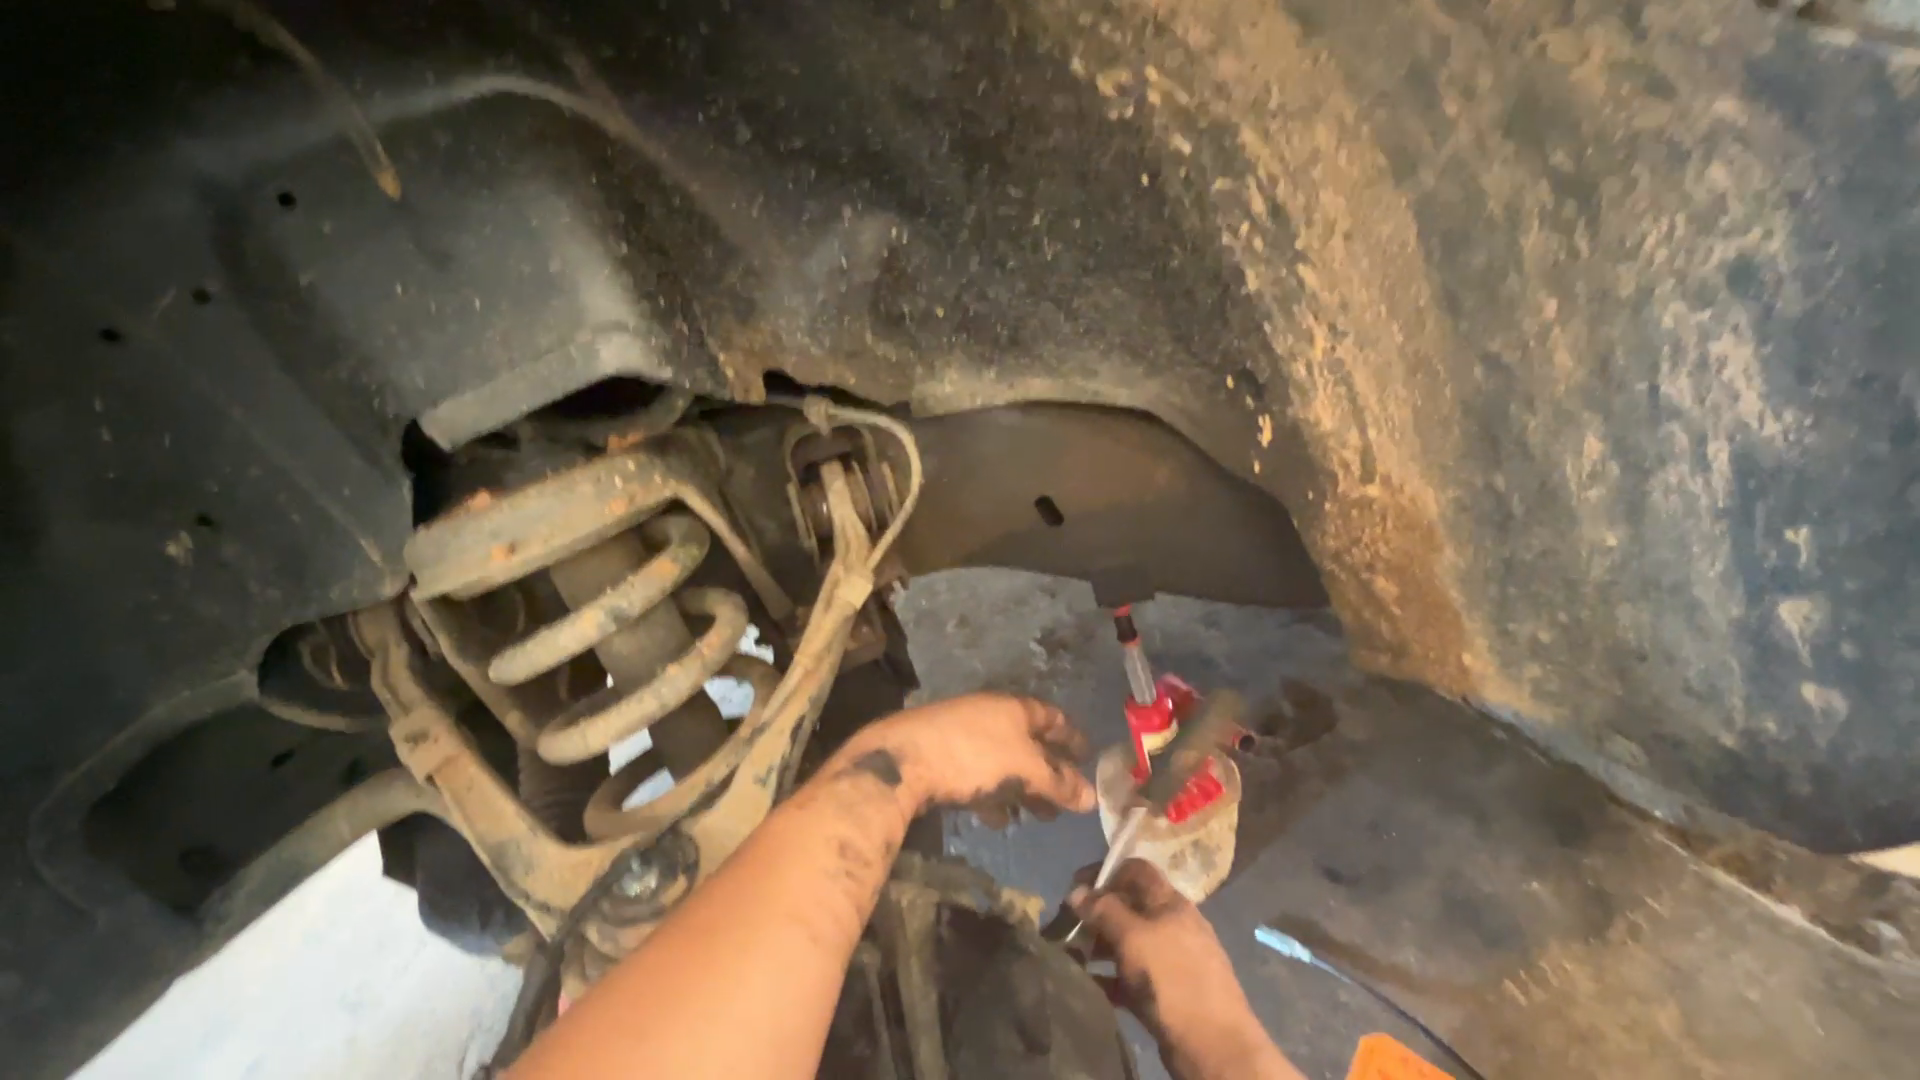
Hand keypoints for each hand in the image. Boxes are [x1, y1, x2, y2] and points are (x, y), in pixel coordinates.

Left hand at [826, 693, 1095, 822]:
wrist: (903, 760)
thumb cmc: (974, 757)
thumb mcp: (1025, 770)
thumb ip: (1059, 783)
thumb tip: (1091, 798)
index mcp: (1014, 707)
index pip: (1053, 717)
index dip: (1072, 737)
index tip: (1089, 758)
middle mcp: (989, 715)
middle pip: (1028, 742)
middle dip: (1049, 771)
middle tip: (1065, 800)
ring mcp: (962, 734)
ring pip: (1003, 762)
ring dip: (1021, 788)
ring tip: (1035, 816)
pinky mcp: (941, 757)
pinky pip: (978, 775)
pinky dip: (993, 794)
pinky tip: (996, 819)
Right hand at [1070, 860, 1300, 1079]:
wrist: (1215, 1047)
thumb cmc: (1173, 979)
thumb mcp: (1133, 937)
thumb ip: (1104, 910)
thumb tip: (1077, 892)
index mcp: (1171, 903)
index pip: (1136, 869)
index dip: (1105, 871)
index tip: (1075, 888)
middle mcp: (1173, 925)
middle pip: (1130, 906)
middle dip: (1098, 913)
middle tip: (1068, 927)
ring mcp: (1172, 960)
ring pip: (1129, 942)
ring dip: (1100, 945)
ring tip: (1073, 956)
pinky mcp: (1168, 992)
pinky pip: (1132, 975)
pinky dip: (1110, 977)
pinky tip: (1089, 984)